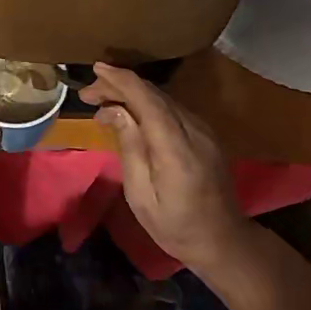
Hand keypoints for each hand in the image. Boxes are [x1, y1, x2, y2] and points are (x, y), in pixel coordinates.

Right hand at [78, 63, 249, 269]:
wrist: (222, 240)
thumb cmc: (175, 226)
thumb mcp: (141, 195)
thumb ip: (130, 148)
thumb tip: (114, 110)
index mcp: (177, 150)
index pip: (148, 101)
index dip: (121, 80)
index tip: (96, 69)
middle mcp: (194, 131)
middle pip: (154, 94)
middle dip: (119, 85)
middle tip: (88, 93)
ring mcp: (203, 130)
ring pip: (163, 98)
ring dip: (131, 93)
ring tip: (101, 100)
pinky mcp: (204, 133)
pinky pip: (171, 108)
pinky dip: (146, 103)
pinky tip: (128, 112)